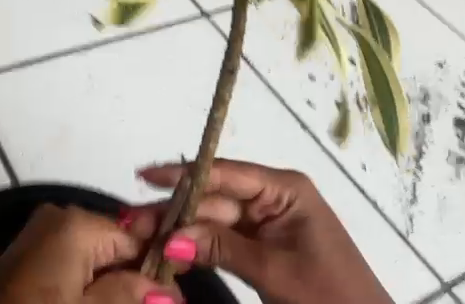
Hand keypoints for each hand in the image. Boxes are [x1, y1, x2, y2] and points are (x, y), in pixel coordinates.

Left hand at [0, 203, 182, 303]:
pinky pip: (70, 266)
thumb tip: (169, 291)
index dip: (159, 271)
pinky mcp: (26, 258)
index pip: (136, 239)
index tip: (177, 301)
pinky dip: (86, 288)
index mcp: (77, 223)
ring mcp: (39, 236)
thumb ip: (129, 295)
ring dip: (112, 289)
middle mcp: (58, 218)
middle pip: (114, 248)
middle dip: (134, 281)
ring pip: (93, 260)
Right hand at [123, 160, 393, 303]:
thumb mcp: (275, 272)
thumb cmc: (331, 297)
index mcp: (284, 188)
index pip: (223, 172)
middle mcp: (272, 197)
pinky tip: (169, 248)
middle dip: (174, 209)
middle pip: (213, 197)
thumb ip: (221, 248)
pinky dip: (197, 246)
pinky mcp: (264, 248)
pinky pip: (223, 240)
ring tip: (140, 234)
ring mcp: (268, 223)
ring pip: (213, 219)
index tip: (144, 175)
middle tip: (133, 221)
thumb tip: (169, 236)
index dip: (182, 173)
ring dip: (180, 228)